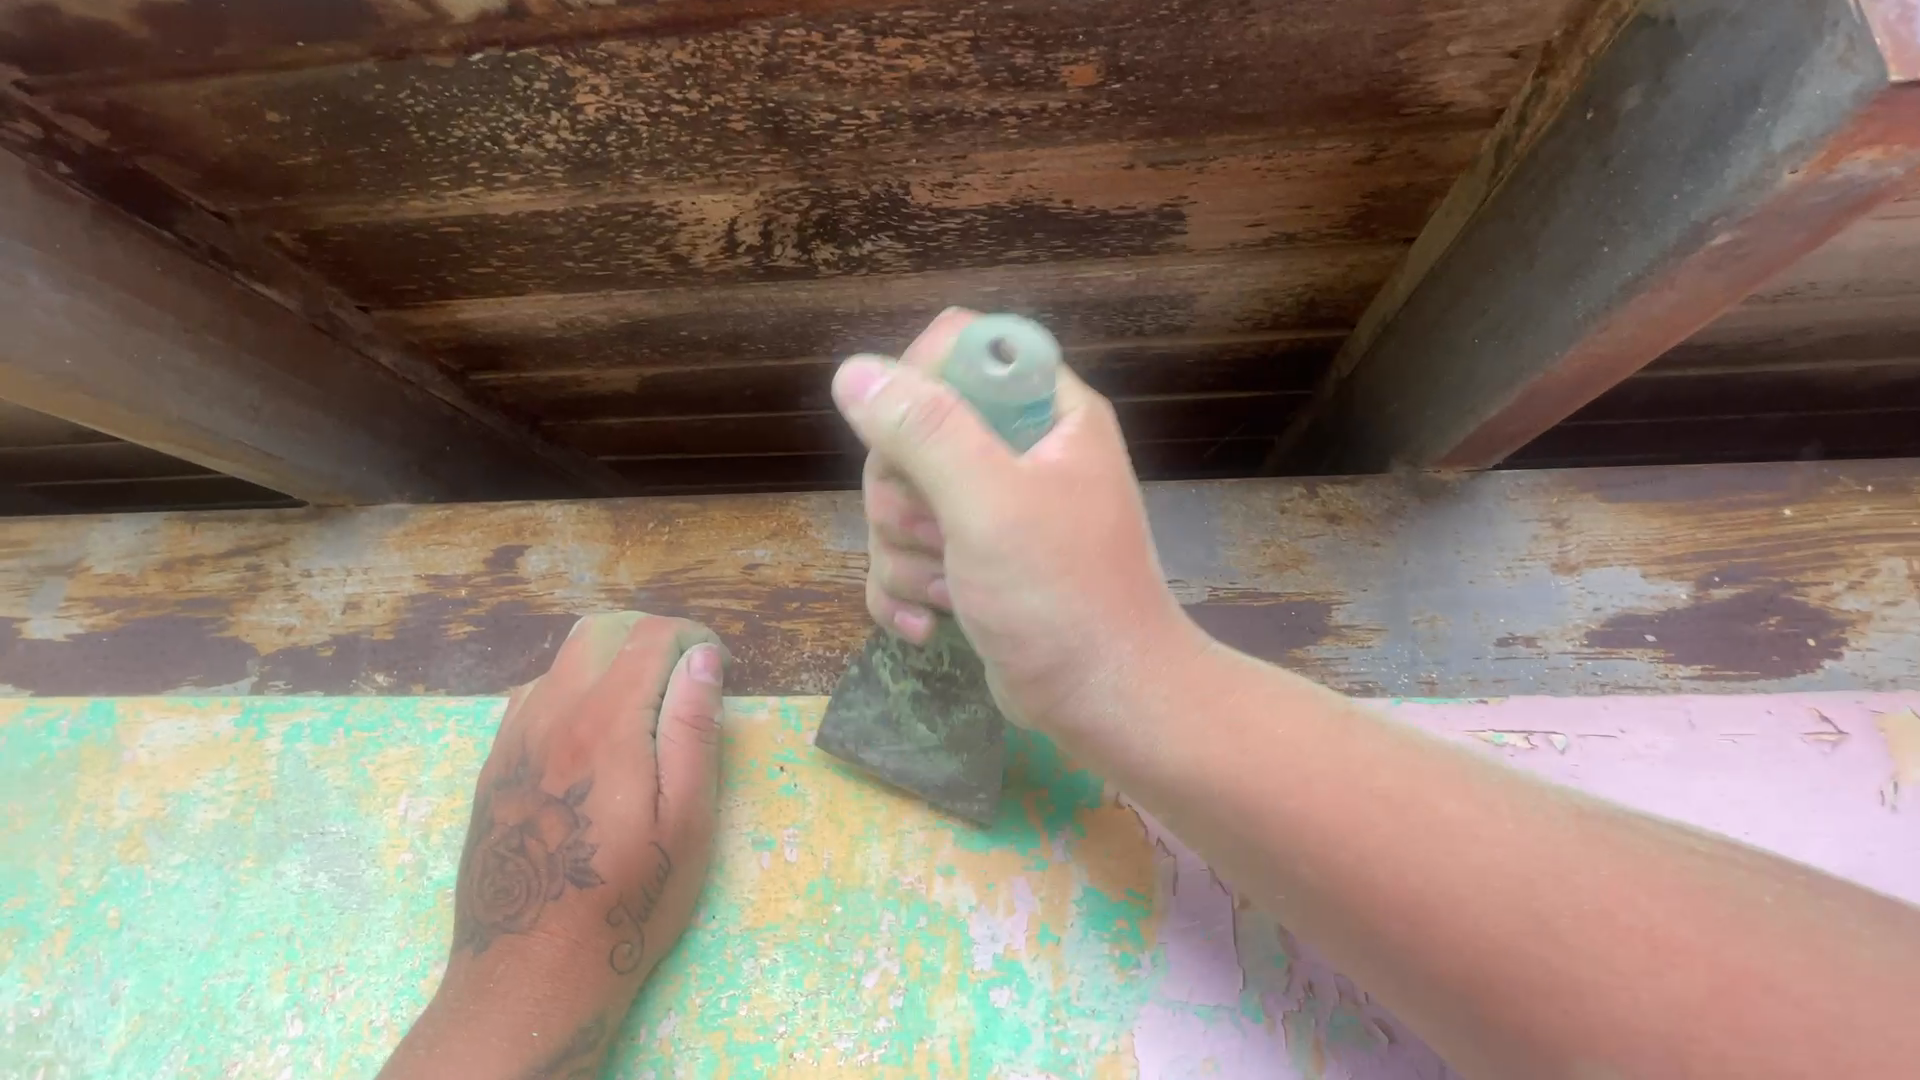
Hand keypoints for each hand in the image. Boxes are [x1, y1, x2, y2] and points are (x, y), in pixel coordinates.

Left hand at [379, 612, 727, 1079]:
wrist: (531, 972)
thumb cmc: (630, 896)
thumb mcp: (686, 818)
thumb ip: (693, 729)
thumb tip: (703, 657)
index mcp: (606, 722)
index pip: (650, 637)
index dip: (694, 638)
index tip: (718, 666)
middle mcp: (551, 713)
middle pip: (599, 631)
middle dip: (649, 637)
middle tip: (683, 677)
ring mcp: (513, 737)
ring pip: (563, 661)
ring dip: (610, 663)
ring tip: (644, 710)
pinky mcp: (494, 764)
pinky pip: (535, 695)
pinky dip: (575, 690)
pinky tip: (595, 739)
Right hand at [830, 309, 1205, 740]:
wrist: (1105, 702)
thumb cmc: (1063, 597)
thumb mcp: (991, 503)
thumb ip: (926, 430)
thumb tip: (854, 370)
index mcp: (1043, 413)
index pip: (958, 349)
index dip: (919, 385)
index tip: (911, 444)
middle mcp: (1017, 452)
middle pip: (911, 434)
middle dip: (906, 499)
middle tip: (942, 538)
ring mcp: (991, 510)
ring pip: (899, 502)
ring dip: (908, 556)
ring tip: (952, 592)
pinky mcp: (971, 563)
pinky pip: (905, 556)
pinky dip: (906, 592)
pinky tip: (929, 624)